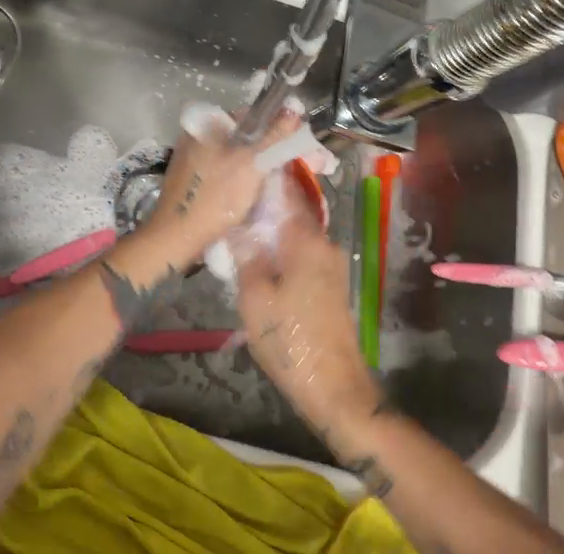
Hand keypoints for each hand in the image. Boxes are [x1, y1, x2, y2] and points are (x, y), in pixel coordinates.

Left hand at [137, 110, 300, 264]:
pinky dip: (239, 177)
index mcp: (206, 124)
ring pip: (234, 155)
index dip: (276, 128)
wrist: (176, 237)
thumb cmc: (215, 197)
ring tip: (273, 182)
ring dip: (254, 165)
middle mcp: (197, 135)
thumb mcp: (251, 165)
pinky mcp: (191, 178)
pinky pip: (223, 171)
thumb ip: (273, 137)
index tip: (294, 146)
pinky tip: (251, 193)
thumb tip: (294, 109)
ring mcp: (192, 157)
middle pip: (242, 136)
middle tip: (287, 168)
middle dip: (267, 149)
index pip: (250, 116)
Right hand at [237, 204, 381, 434]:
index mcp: (308, 240)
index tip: (239, 175)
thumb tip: (239, 228)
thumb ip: (246, 257)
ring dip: (270, 237)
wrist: (334, 388)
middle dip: (262, 212)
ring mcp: (331, 267)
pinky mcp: (330, 286)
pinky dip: (281, 256)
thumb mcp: (254, 299)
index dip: (264, 183)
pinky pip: (301, 257)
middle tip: (229, 214)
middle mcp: (325, 245)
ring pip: (295, 238)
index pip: (286, 194)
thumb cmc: (290, 340)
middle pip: (290, 216)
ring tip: (237, 240)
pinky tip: (258, 266)